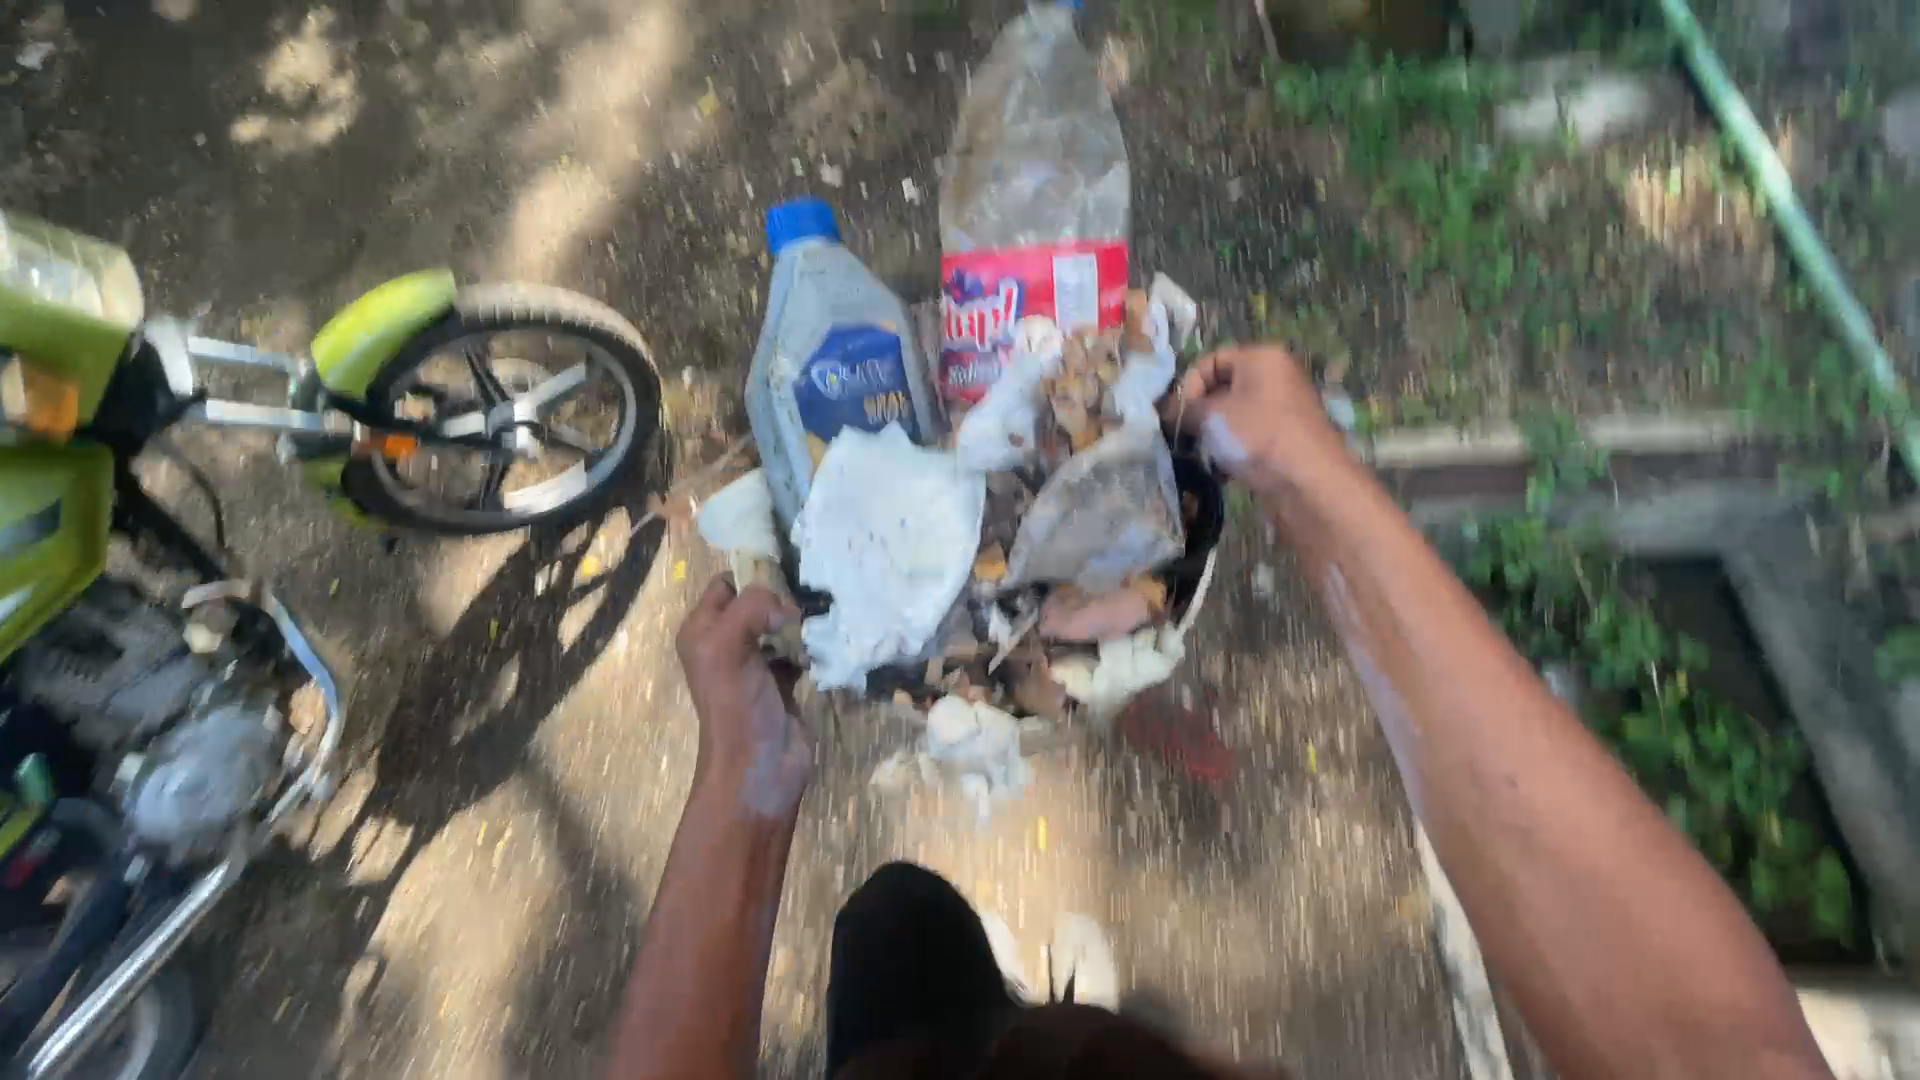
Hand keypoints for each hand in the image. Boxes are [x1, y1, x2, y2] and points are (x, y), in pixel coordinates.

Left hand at [675, 577, 811, 817]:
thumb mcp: (728, 647)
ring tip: (822, 618)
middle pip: (757, 601)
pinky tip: (825, 644)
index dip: (753, 575)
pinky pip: (799, 649)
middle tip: (810, 597)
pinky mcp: (783, 680)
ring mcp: (755, 662)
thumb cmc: (736, 706)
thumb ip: (753, 608)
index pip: (726, 583)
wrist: (759, 769)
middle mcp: (725, 642)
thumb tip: (789, 605)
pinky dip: (811, 645)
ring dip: (800, 621)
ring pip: (780, 624)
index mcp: (702, 631)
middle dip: (783, 596)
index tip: (787, 576)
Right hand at [1172, 345, 1348, 491]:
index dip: (1188, 386)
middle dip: (1199, 414)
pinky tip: (1221, 473)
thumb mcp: (1210, 416)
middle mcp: (1276, 376)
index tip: (1178, 415)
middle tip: (1184, 437)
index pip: (1210, 361)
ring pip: (1233, 416)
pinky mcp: (1286, 438)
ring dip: (1212, 436)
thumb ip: (1183, 409)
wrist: (1307, 480)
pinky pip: (1248, 437)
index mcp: (1261, 358)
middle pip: (1222, 389)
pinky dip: (1231, 450)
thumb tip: (1166, 412)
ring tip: (1201, 457)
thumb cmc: (1257, 435)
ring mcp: (1283, 408)